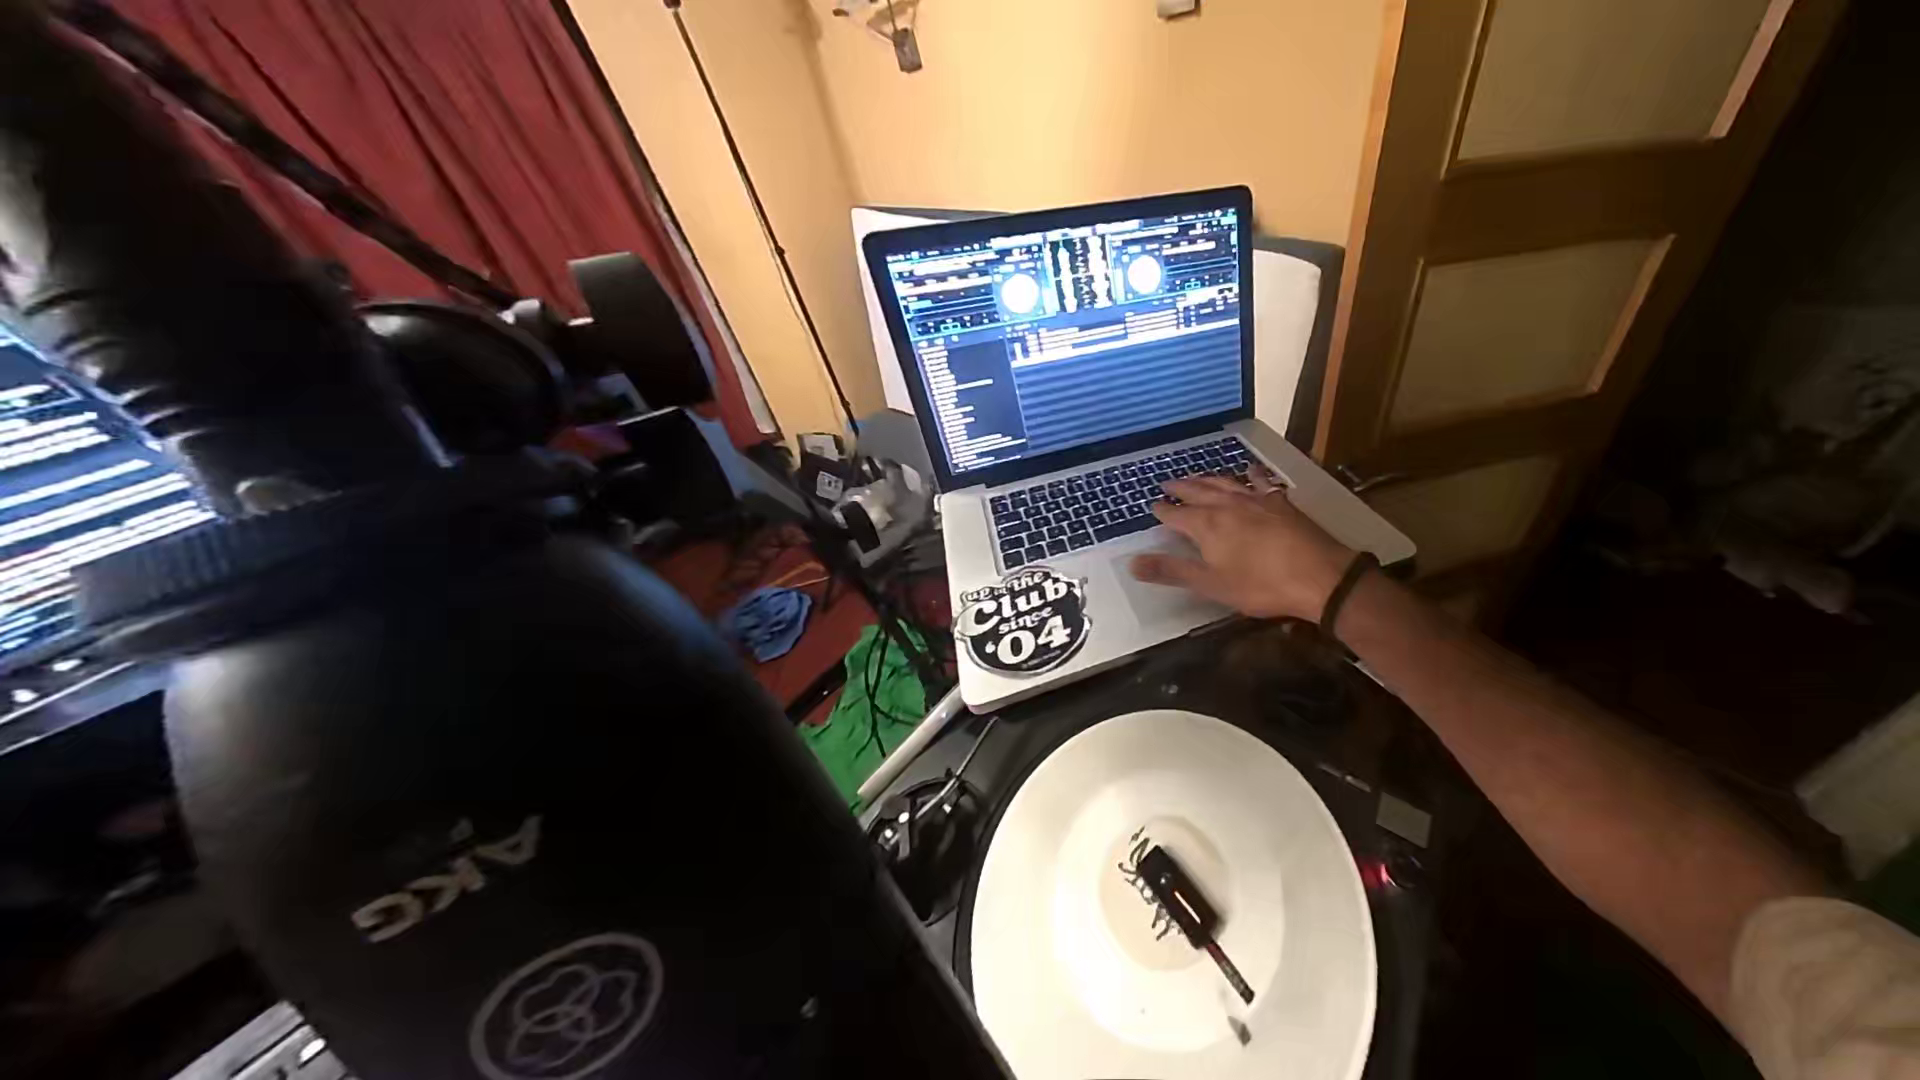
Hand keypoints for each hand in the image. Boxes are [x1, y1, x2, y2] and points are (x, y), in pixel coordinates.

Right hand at [1128, 471, 1358, 620]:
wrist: (1321, 577)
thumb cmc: (1260, 585)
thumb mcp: (1210, 584)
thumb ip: (1171, 571)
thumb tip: (1132, 563)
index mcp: (1207, 525)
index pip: (1176, 514)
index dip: (1162, 511)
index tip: (1152, 506)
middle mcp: (1227, 505)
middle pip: (1197, 491)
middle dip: (1180, 488)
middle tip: (1166, 483)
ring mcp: (1256, 500)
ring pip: (1224, 483)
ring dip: (1206, 479)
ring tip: (1195, 476)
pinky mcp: (1280, 503)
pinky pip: (1259, 482)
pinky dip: (1249, 475)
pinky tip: (1248, 471)